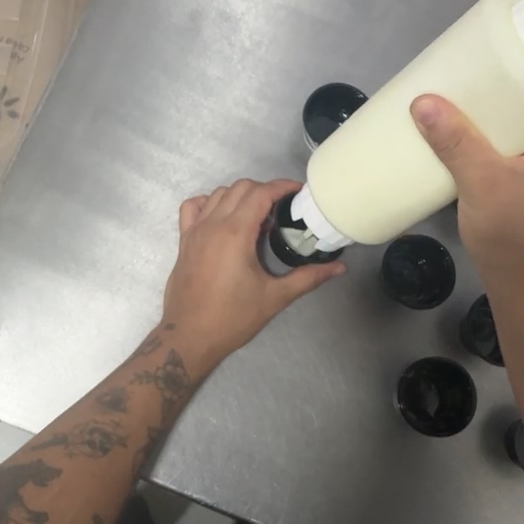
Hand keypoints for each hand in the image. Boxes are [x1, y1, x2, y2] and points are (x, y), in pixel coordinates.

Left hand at [160, 178, 346, 365]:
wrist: (190, 336)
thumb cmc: (233, 318)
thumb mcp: (275, 297)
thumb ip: (308, 278)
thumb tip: (340, 267)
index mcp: (236, 233)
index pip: (261, 193)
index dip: (282, 187)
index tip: (298, 192)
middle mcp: (213, 224)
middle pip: (241, 187)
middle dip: (264, 190)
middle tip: (282, 210)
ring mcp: (194, 231)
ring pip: (218, 194)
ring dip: (240, 196)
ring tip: (256, 217)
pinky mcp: (183, 241)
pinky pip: (192, 207)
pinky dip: (209, 203)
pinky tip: (222, 218)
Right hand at [410, 78, 523, 296]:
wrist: (517, 281)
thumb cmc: (514, 232)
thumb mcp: (483, 183)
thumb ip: (455, 143)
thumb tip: (422, 100)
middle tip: (493, 52)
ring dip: (510, 99)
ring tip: (476, 79)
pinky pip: (514, 139)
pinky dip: (497, 125)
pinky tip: (468, 121)